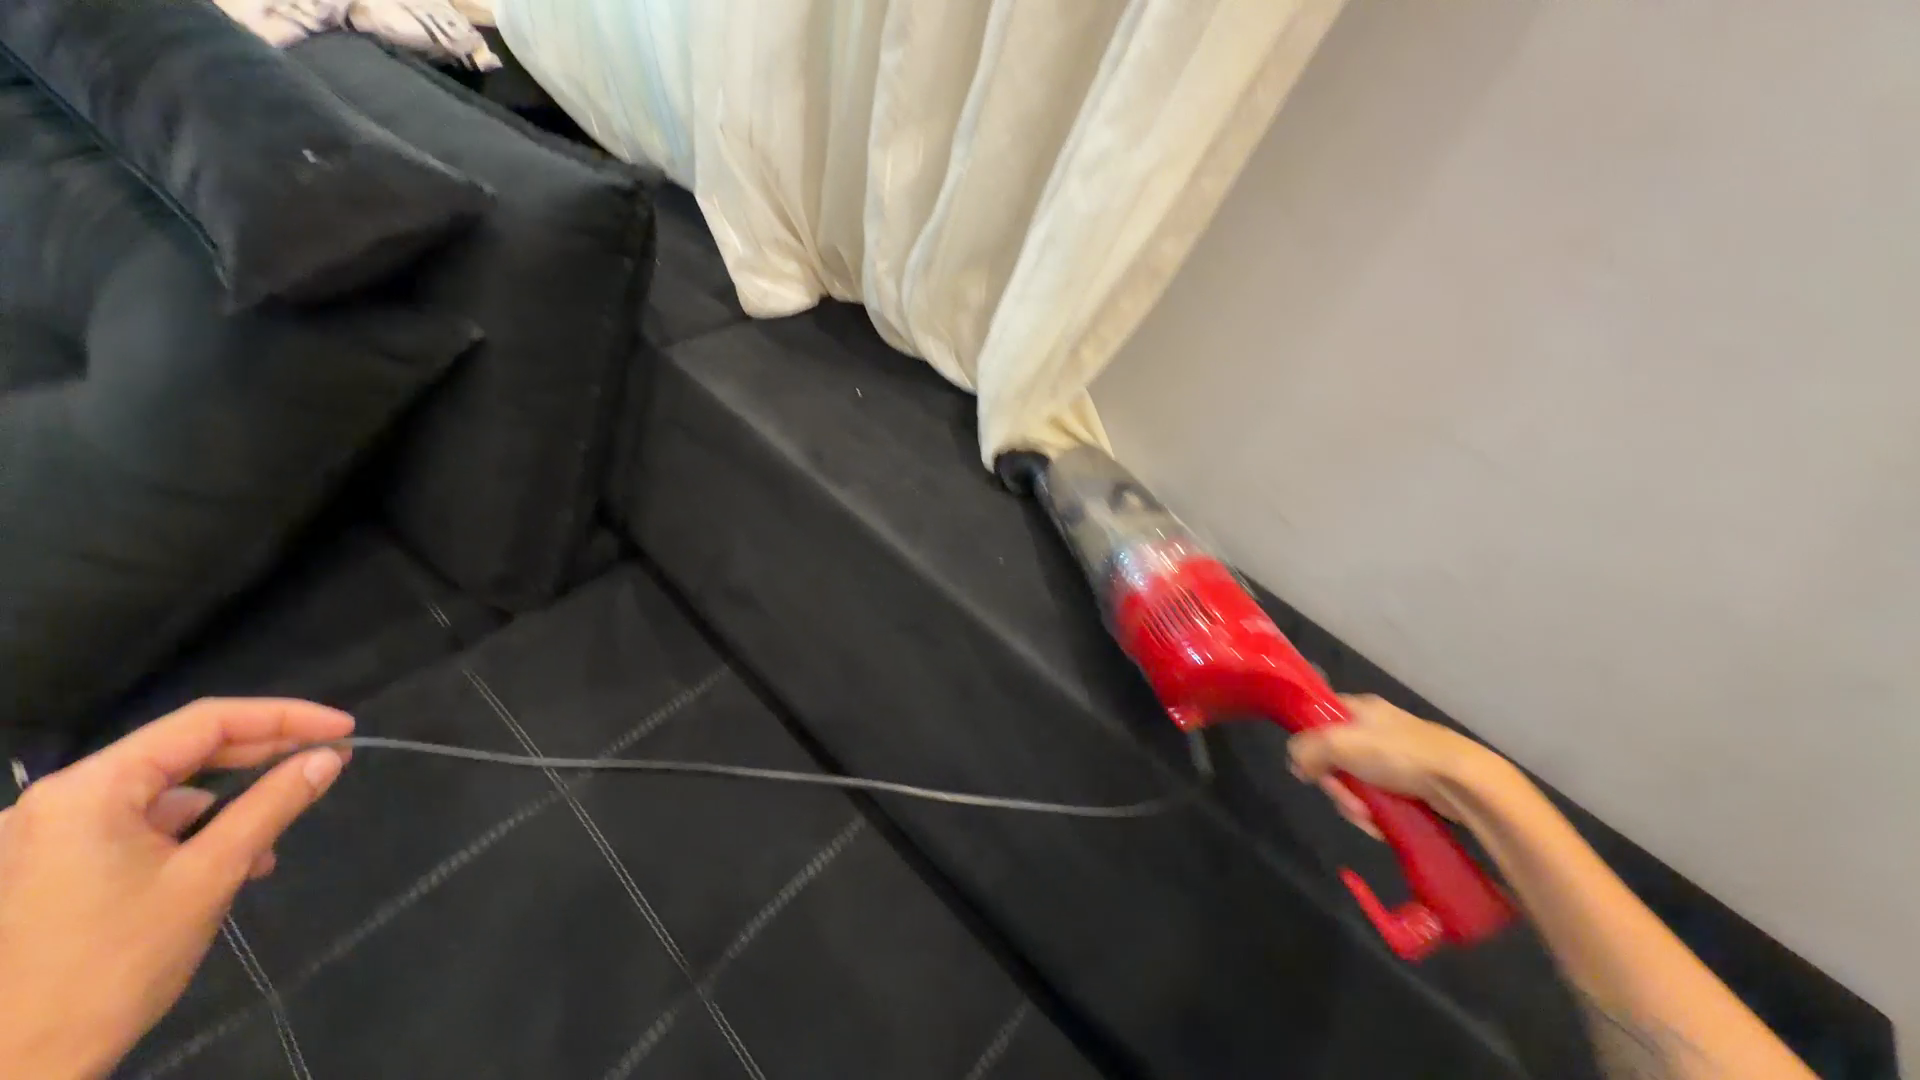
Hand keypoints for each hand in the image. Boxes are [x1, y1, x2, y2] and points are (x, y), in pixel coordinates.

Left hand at [0, 699, 351, 1078]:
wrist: (28, 1060)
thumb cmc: (120, 959)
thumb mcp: (213, 873)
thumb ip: (274, 804)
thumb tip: (328, 758)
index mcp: (92, 788)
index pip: (206, 722)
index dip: (285, 717)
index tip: (344, 730)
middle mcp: (64, 797)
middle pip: (184, 750)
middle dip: (263, 755)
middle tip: (329, 759)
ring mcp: (52, 831)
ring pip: (168, 790)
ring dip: (231, 803)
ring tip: (277, 836)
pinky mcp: (55, 863)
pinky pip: (142, 823)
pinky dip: (194, 832)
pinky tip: (231, 863)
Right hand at [1288, 694, 1510, 837]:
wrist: (1462, 782)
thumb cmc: (1398, 754)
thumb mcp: (1341, 744)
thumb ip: (1308, 749)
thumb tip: (1295, 764)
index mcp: (1360, 709)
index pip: (1321, 717)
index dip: (1310, 741)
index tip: (1310, 765)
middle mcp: (1376, 730)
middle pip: (1335, 757)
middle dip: (1337, 784)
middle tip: (1345, 798)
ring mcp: (1395, 758)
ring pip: (1356, 783)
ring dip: (1355, 804)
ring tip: (1367, 817)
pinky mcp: (1410, 784)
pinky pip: (1378, 799)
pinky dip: (1375, 814)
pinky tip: (1380, 824)